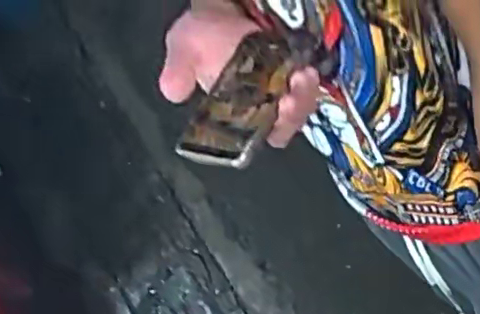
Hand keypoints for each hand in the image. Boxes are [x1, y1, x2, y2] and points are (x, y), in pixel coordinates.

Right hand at [158, 0, 321, 147]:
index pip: (263, 134)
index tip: (276, 113)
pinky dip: (309, 81)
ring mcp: (285, 94)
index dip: (272, 128)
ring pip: (302, 108)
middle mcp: (267, 111)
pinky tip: (306, 68)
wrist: (225, 7)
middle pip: (287, 125)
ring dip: (304, 96)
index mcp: (243, 116)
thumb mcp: (185, 47)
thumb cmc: (204, 33)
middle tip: (290, 97)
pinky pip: (309, 88)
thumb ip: (179, 70)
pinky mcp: (297, 77)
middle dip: (292, 113)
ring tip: (302, 76)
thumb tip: (171, 90)